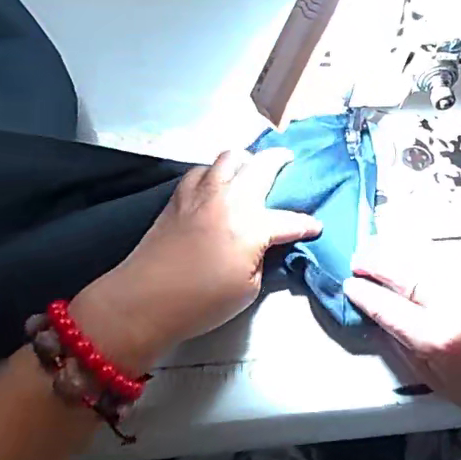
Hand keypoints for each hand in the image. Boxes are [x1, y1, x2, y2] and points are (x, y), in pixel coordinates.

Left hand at [71, 148, 320, 373]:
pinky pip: (202, 171)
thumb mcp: (249, 288)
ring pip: (228, 158)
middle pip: (260, 166)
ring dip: (244, 159)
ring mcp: (201, 193)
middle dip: (279, 160)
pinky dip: (214, 172)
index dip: (306, 225)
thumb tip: (263, 244)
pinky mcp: (178, 197)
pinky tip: (215, 183)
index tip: (316, 227)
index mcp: (253, 225)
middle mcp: (230, 199)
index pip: (290, 221)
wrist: (145, 299)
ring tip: (249, 166)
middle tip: (287, 159)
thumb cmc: (202, 301)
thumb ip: (262, 258)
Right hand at [343, 264, 460, 440]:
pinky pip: (443, 260)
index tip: (349, 284)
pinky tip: (409, 259)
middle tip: (357, 261)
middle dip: (375, 264)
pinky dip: (421, 257)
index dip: (365, 293)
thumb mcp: (430, 377)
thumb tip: (376, 311)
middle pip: (403, 272)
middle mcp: (456, 303)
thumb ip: (400, 340)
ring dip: (396, 254)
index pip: (389, 306)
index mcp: (439, 336)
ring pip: (423, 258)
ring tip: (376, 255)